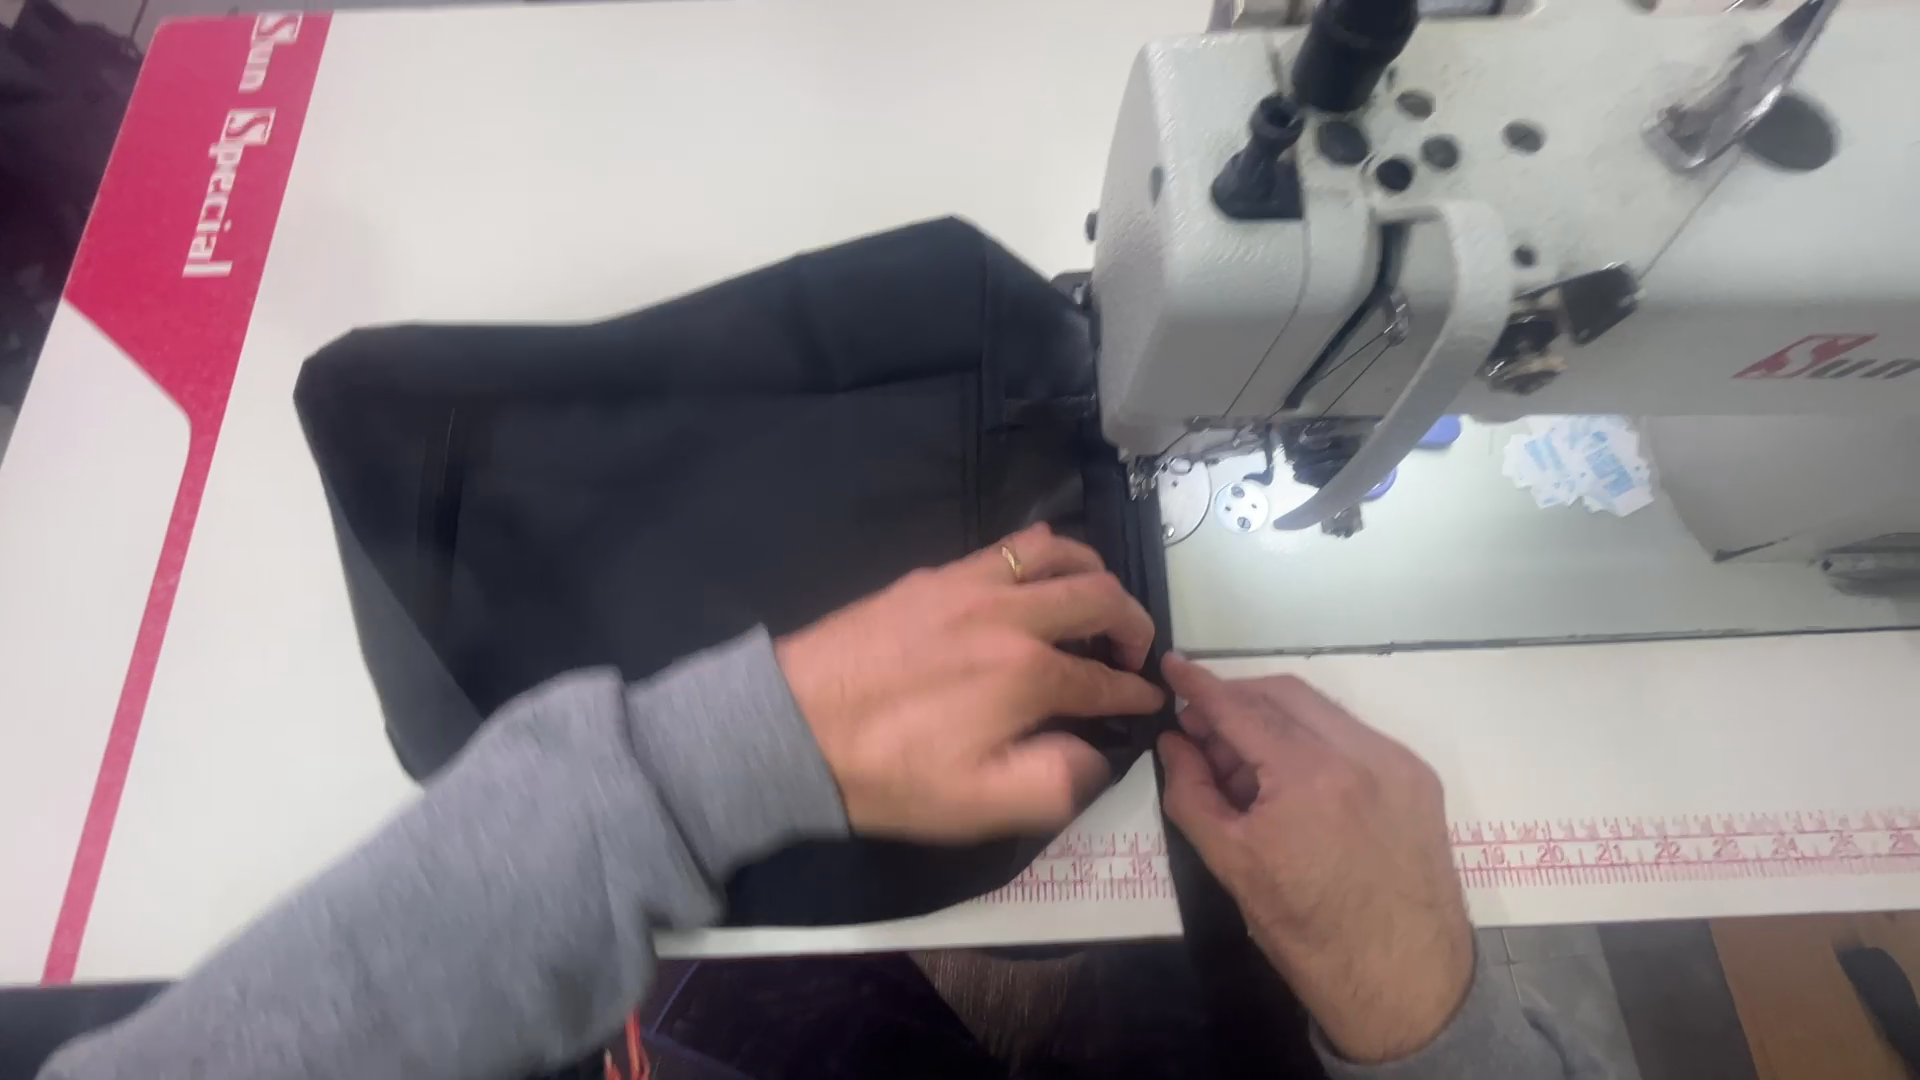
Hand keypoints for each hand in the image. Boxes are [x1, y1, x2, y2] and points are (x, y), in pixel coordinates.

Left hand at [776, 524, 1164, 841]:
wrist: (796, 727)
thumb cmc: (887, 772)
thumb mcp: (977, 806)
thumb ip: (1057, 781)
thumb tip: (1097, 752)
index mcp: (1026, 674)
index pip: (1104, 680)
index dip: (1133, 695)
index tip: (1144, 702)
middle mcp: (1008, 614)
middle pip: (1099, 597)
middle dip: (1134, 625)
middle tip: (1134, 653)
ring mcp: (969, 583)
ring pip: (1058, 551)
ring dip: (1094, 575)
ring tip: (1096, 604)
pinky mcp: (935, 573)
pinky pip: (1007, 547)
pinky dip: (1041, 558)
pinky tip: (1034, 584)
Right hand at [1158, 654, 1471, 1064]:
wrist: (1405, 990)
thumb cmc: (1304, 930)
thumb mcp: (1228, 860)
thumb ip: (1189, 789)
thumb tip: (1174, 741)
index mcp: (1312, 775)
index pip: (1241, 708)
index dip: (1199, 684)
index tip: (1171, 663)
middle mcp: (1363, 753)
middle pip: (1282, 693)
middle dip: (1234, 699)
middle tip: (1199, 729)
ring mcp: (1398, 763)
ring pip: (1318, 709)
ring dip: (1270, 718)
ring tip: (1241, 762)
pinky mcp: (1418, 779)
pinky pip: (1348, 734)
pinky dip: (1308, 738)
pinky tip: (1287, 777)